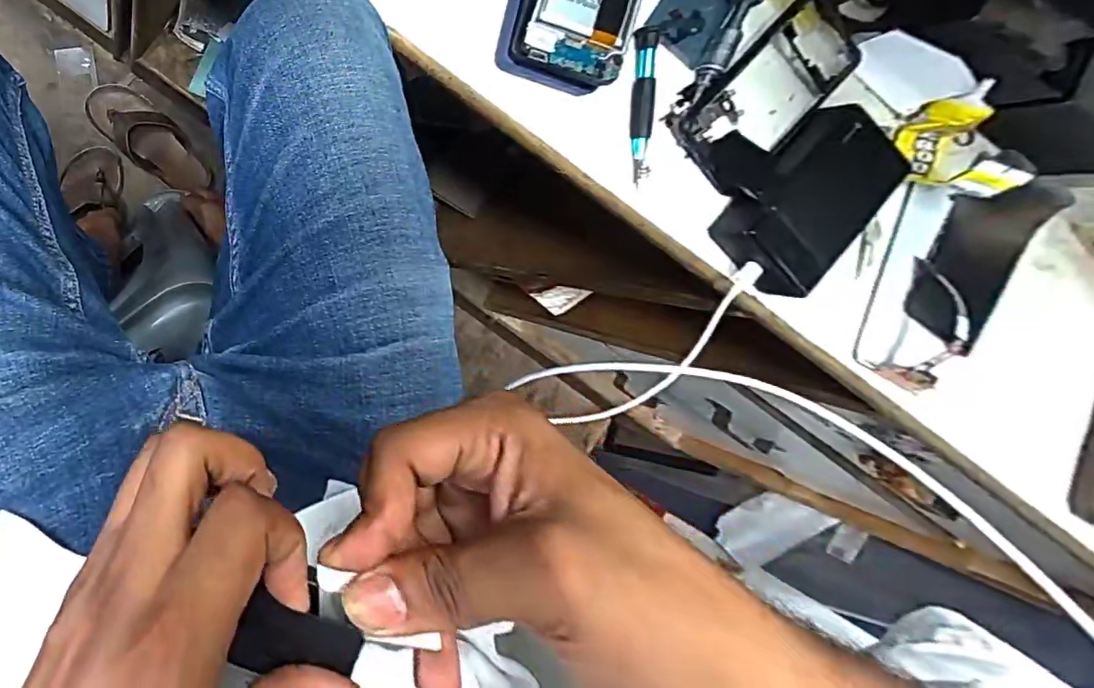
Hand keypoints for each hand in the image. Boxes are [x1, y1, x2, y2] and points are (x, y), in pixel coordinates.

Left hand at [25, 423, 328, 687]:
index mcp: (167, 631)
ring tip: (230, 525)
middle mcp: (124, 583)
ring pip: (148, 461)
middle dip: (237, 460)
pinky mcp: (77, 582)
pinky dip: (169, 503)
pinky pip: (126, 503)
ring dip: (201, 472)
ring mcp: (93, 572)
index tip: (289, 589)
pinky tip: (191, 558)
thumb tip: (325, 674)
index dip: (285, 536)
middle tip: (260, 511)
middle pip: (182, 450)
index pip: (239, 512)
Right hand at [320, 393, 900, 687]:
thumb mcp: (544, 579)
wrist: (740, 685)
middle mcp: (481, 460)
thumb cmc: (653, 606)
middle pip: (399, 496)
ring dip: (404, 598)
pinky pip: (436, 577)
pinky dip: (426, 617)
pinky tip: (431, 660)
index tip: (354, 574)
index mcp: (494, 431)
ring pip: (411, 542)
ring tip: (411, 657)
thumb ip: (444, 582)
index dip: (375, 508)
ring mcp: (487, 511)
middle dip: (388, 560)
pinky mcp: (494, 558)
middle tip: (376, 623)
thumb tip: (353, 596)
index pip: (402, 452)